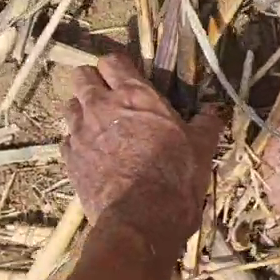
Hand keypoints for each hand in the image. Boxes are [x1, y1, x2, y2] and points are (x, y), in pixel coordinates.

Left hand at [62, 53, 223, 223]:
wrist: (143, 217)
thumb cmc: (177, 173)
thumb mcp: (202, 145)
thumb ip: (206, 122)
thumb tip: (213, 111)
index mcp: (136, 96)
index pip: (113, 61)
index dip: (119, 66)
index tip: (130, 76)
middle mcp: (101, 107)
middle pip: (81, 77)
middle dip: (93, 80)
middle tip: (111, 95)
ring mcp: (80, 133)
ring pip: (69, 106)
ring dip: (82, 109)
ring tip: (100, 123)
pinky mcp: (69, 159)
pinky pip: (67, 139)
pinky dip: (78, 140)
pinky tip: (95, 151)